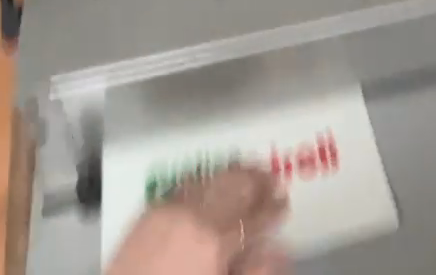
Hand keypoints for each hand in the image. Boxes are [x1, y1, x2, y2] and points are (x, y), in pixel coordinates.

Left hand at [106, 167, 289, 274]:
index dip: (274, 208)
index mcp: (216, 241)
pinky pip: (186, 183)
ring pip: (211, 179)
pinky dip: (204, 178)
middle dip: (257, 181)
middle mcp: (195, 216)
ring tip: (248, 171)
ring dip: (233, 173)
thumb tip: (278, 249)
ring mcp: (170, 209)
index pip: (256, 216)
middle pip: (235, 187)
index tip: (284, 203)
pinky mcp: (151, 210)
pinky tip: (213, 178)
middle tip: (273, 179)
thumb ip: (254, 269)